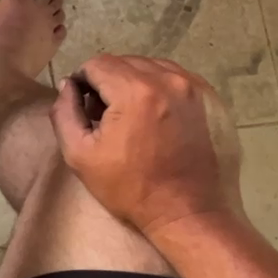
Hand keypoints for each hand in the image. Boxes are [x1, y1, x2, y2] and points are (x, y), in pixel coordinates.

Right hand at [50, 55, 238, 239]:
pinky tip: (158, 119)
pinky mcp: (213, 100)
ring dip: (134, 83)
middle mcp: (168, 80)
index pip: (96, 64)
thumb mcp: (80, 155)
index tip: (85, 108)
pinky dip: (160, 90)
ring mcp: (195, 88)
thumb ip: (64, 112)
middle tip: (107, 116)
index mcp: (135, 91)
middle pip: (124, 62)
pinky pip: (176, 79)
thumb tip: (68, 86)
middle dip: (109, 83)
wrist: (191, 215)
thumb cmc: (131, 188)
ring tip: (134, 117)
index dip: (83, 83)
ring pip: (151, 67)